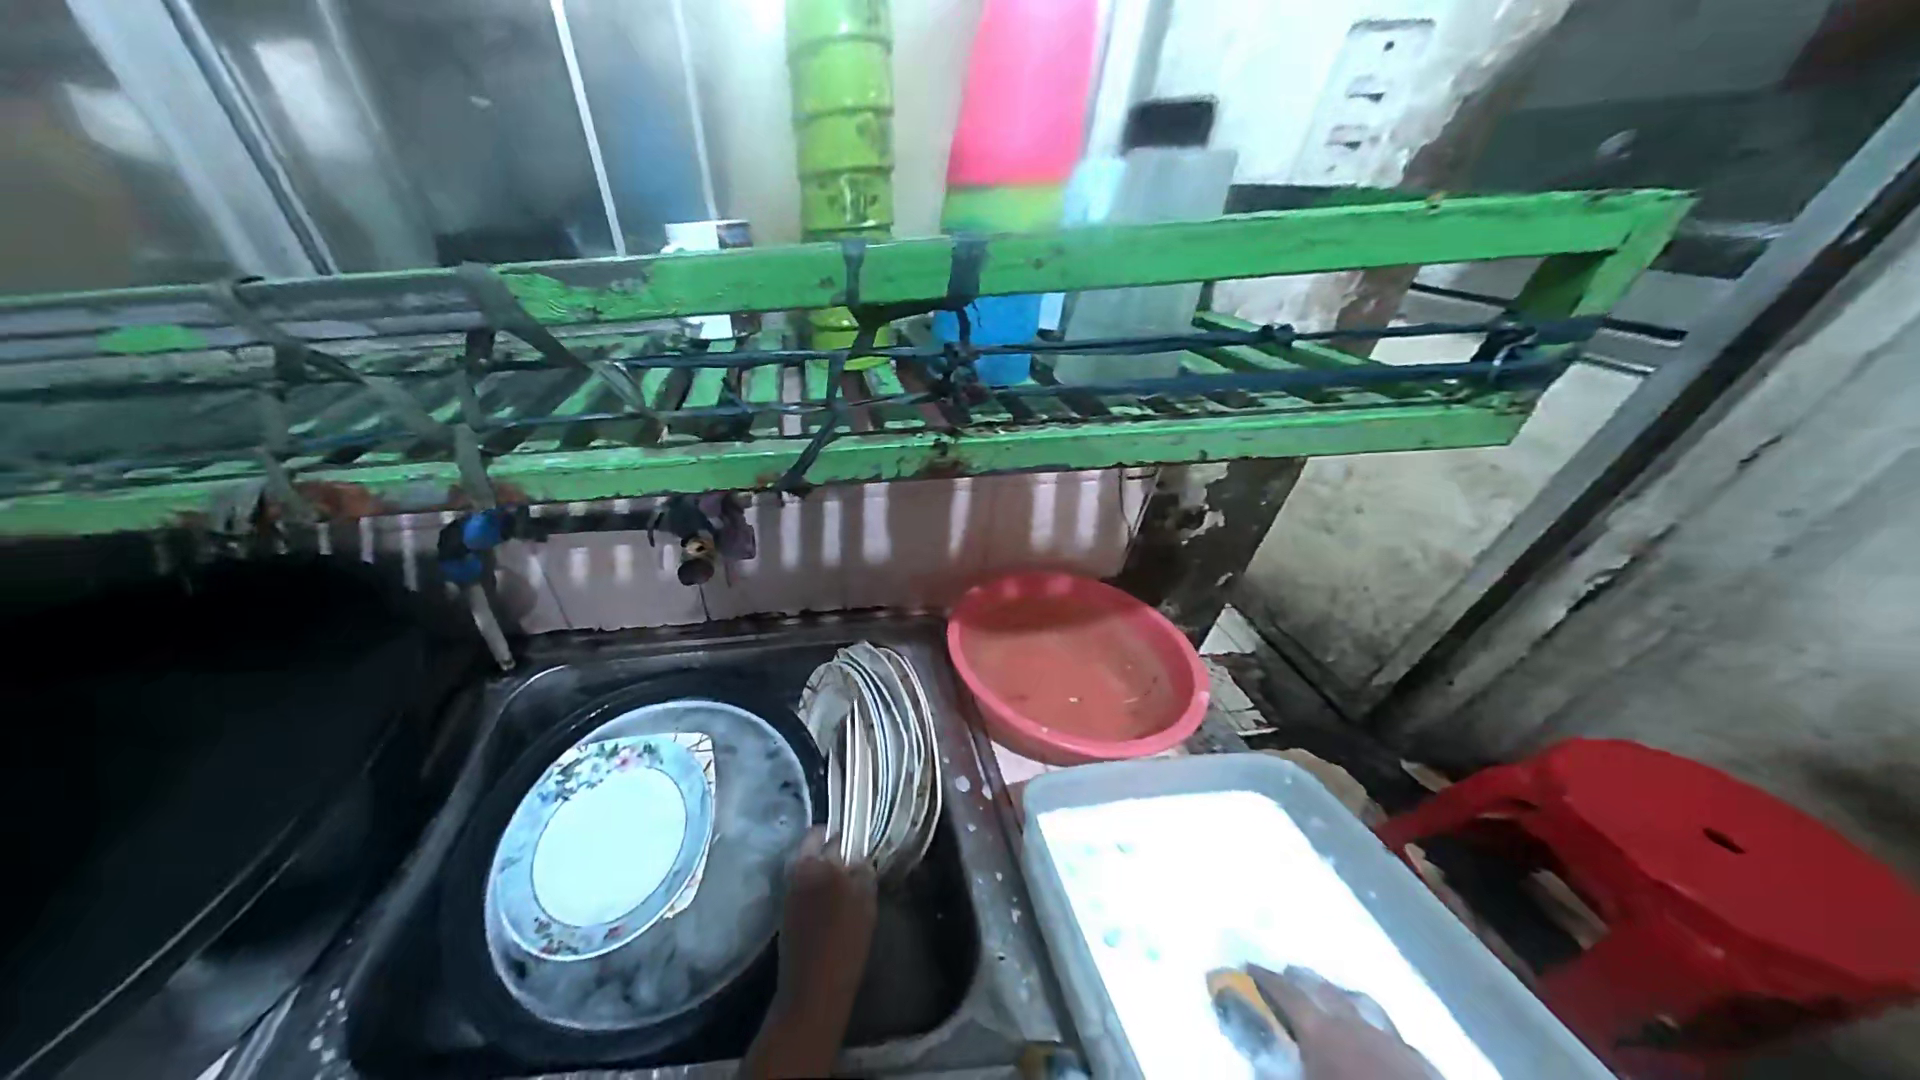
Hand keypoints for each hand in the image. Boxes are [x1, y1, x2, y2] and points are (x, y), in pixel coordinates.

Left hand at [776, 827, 876, 1003]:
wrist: (813, 989)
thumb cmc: (846, 942)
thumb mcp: (866, 903)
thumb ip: (862, 874)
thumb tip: (859, 859)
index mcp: (818, 863)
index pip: (828, 834)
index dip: (845, 833)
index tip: (857, 839)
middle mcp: (797, 872)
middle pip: (811, 845)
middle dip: (829, 846)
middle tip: (851, 857)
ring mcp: (788, 892)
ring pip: (805, 866)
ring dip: (821, 866)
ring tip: (843, 879)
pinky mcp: (785, 912)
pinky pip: (801, 886)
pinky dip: (814, 884)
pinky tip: (831, 899)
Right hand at [1248, 965, 1440, 1079]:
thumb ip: (1274, 1071)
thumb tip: (1256, 1058)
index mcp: (1320, 1030)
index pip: (1285, 992)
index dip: (1264, 978)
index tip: (1247, 965)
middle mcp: (1353, 1023)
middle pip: (1323, 988)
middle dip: (1302, 978)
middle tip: (1286, 975)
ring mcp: (1391, 1039)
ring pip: (1361, 1002)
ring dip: (1340, 995)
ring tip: (1329, 995)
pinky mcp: (1421, 1063)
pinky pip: (1392, 1033)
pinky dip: (1376, 1028)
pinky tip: (1377, 1038)